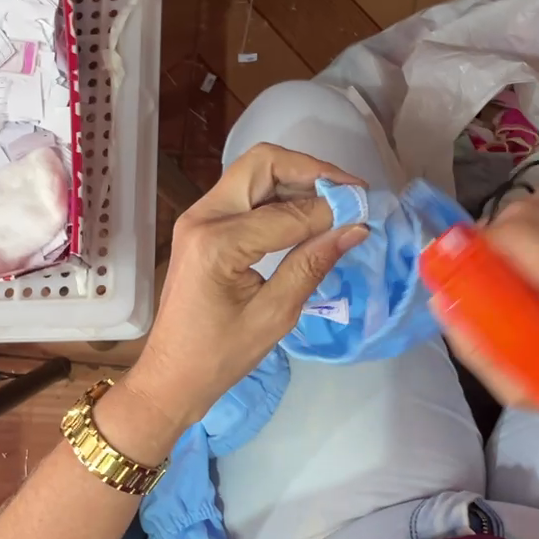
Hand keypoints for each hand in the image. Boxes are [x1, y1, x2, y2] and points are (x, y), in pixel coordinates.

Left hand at [124, 144, 370, 429]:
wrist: (172, 375)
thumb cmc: (219, 356)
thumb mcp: (274, 314)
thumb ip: (312, 264)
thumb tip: (355, 228)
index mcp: (217, 242)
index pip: (287, 211)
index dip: (330, 209)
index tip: (365, 212)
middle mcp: (203, 217)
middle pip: (263, 163)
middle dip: (311, 171)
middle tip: (350, 192)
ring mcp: (198, 218)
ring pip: (254, 173)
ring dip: (296, 179)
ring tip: (336, 201)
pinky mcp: (201, 227)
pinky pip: (245, 194)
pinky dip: (279, 195)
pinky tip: (307, 215)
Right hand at [442, 185, 538, 442]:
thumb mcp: (520, 387)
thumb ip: (475, 343)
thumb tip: (439, 298)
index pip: (517, 233)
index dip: (479, 244)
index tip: (465, 269)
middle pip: (528, 210)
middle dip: (494, 234)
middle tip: (482, 268)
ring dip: (518, 224)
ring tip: (510, 260)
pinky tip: (538, 255)